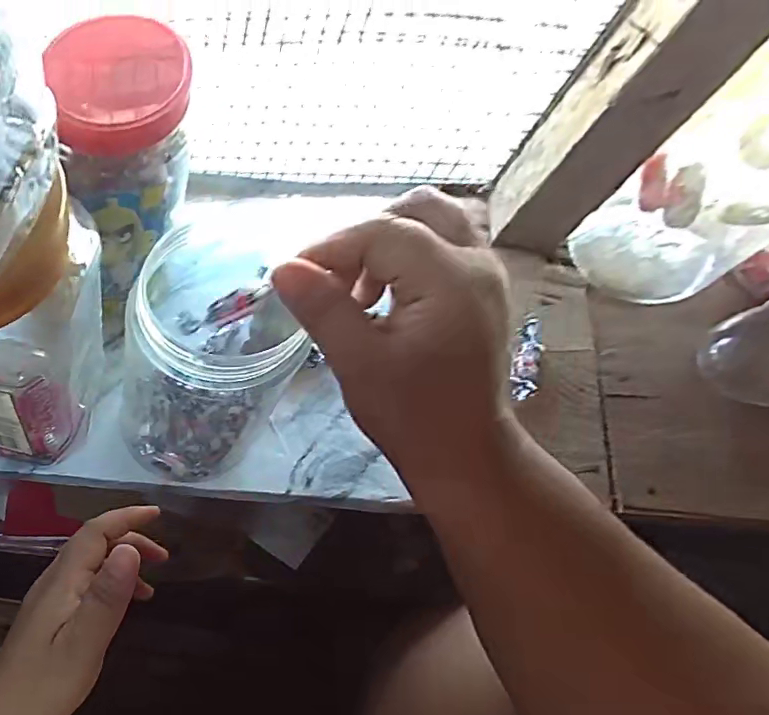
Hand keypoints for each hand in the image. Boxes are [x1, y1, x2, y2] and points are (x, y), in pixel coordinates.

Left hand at [0, 506, 166, 714]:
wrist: (5, 714)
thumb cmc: (48, 682)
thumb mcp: (86, 640)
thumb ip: (108, 595)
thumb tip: (129, 548)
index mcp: (62, 581)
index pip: (94, 533)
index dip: (125, 518)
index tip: (158, 513)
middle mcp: (52, 582)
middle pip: (91, 544)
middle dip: (129, 539)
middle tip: (166, 557)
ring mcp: (48, 599)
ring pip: (88, 565)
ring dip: (121, 563)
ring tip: (154, 584)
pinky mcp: (49, 617)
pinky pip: (84, 585)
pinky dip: (109, 584)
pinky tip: (124, 606)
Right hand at [270, 187, 516, 501]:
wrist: (462, 450)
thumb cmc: (408, 414)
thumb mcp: (357, 363)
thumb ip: (323, 309)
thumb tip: (283, 269)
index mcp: (449, 278)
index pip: (381, 232)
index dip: (330, 247)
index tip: (293, 279)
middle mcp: (476, 262)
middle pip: (415, 210)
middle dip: (360, 238)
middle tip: (328, 282)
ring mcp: (485, 274)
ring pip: (434, 222)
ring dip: (385, 244)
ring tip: (354, 292)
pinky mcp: (480, 291)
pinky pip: (443, 246)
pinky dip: (405, 258)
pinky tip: (380, 300)